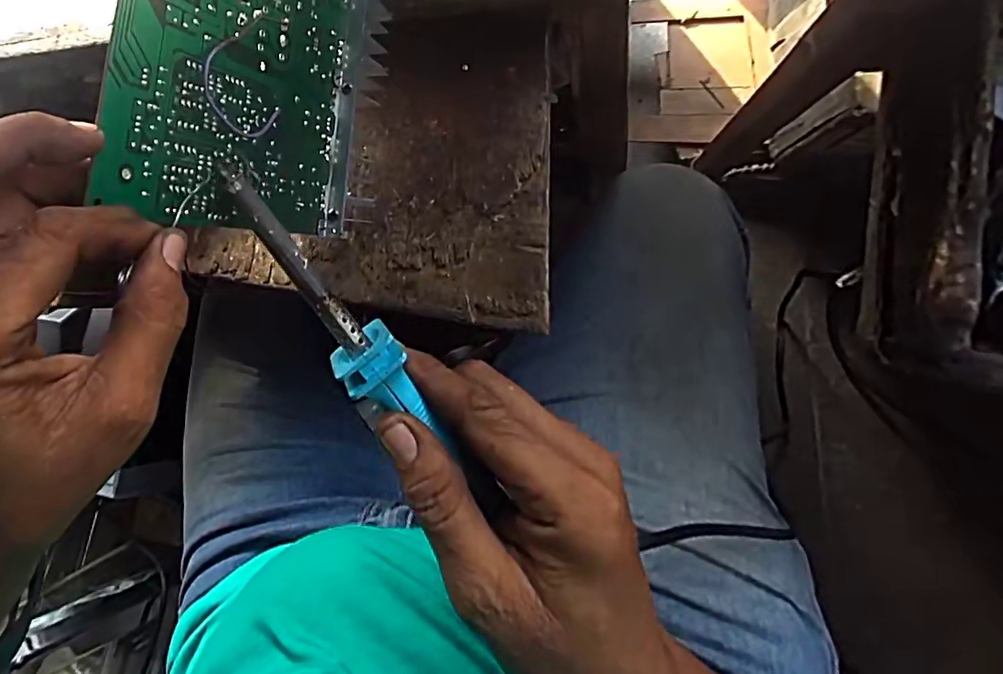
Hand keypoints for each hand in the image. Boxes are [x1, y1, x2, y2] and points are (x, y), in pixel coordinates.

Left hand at [0, 113, 189, 658]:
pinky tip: (72, 219)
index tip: (158, 237)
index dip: (112, 225)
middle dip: (22, 140)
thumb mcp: (118, 412)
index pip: (42, 238)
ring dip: (20, 168)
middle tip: (94, 140)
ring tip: (90, 169)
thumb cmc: (36, 488)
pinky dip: (18, 204)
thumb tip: (171, 244)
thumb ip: (152, 319)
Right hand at [375, 353, 708, 673]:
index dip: (429, 381)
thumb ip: (439, 503)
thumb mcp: (483, 589)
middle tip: (387, 398)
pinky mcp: (579, 454)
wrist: (621, 669)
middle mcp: (586, 456)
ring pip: (504, 395)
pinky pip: (515, 414)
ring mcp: (587, 451)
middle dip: (437, 387)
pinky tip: (454, 449)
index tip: (381, 360)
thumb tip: (396, 426)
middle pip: (495, 391)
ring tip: (413, 423)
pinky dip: (475, 419)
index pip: (487, 415)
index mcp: (570, 495)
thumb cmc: (553, 645)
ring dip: (454, 400)